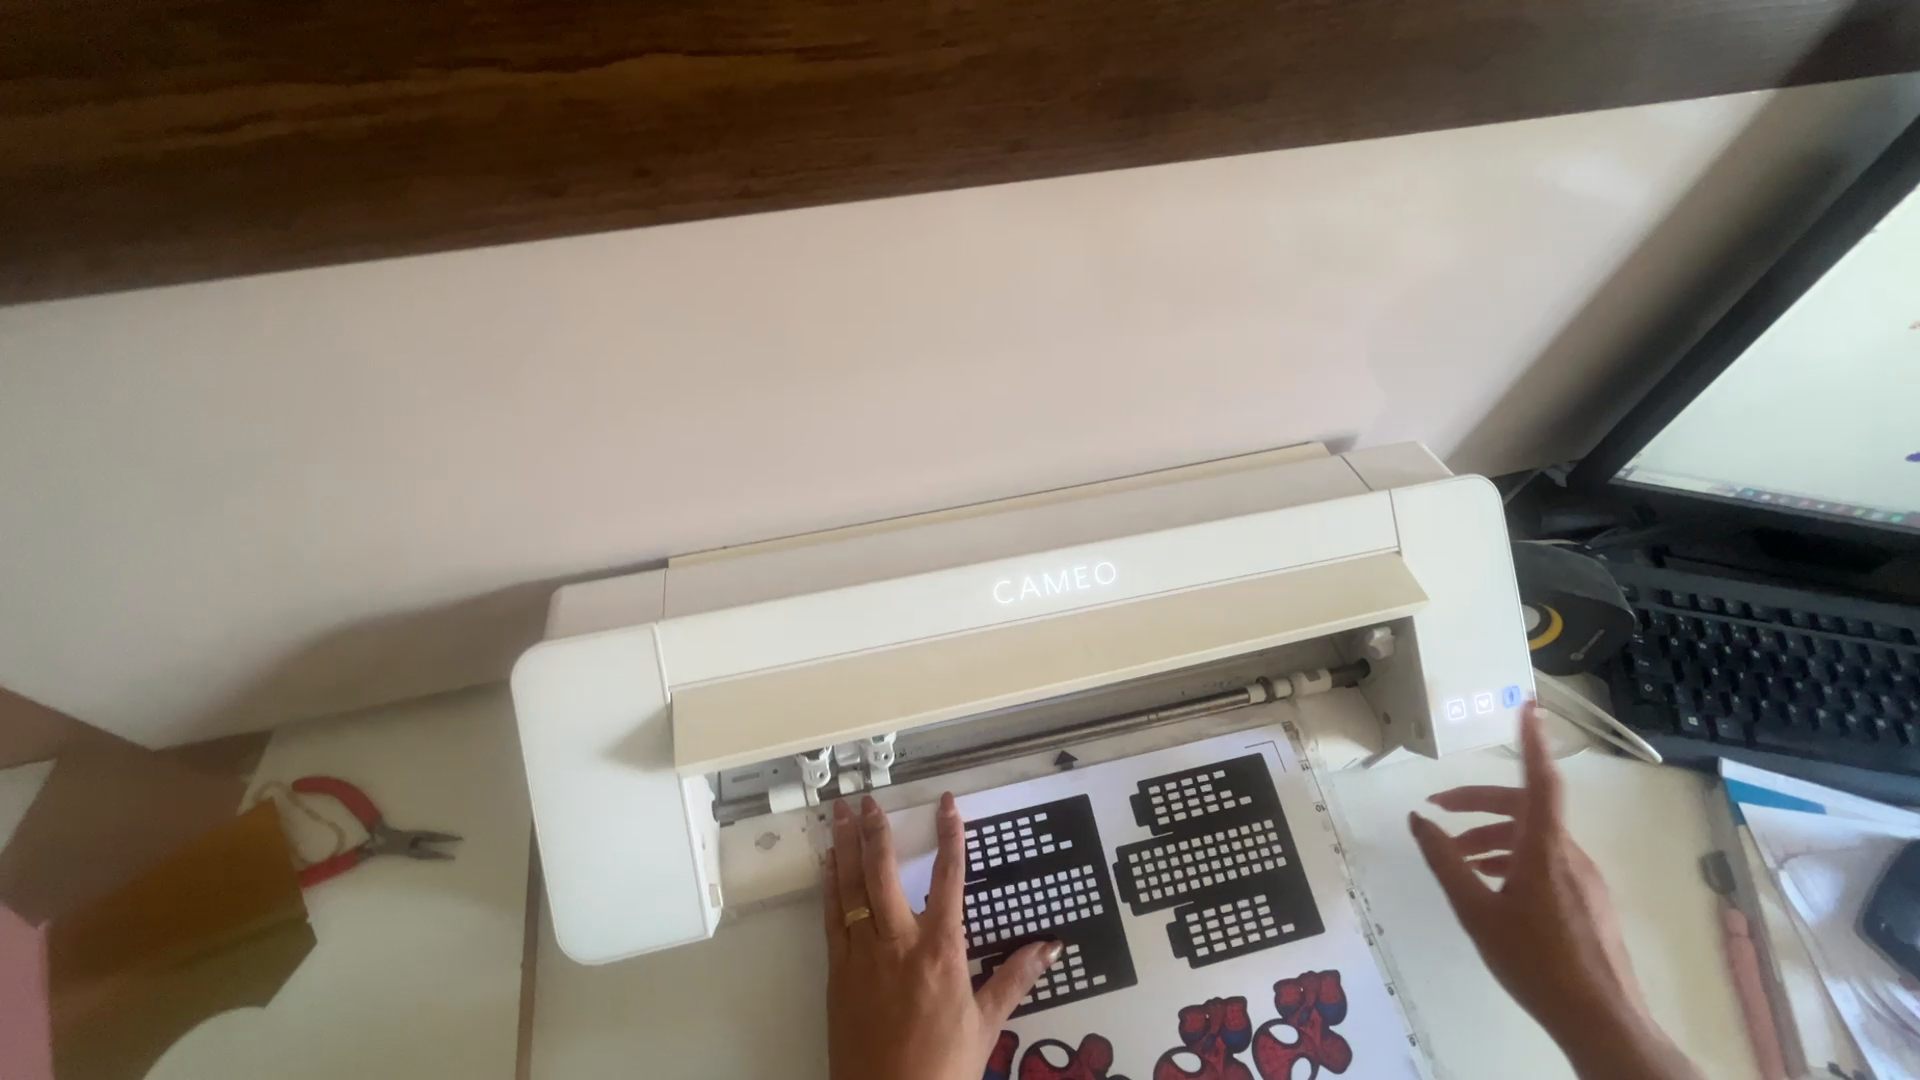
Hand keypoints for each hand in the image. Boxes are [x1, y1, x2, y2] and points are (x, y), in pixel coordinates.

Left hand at [824, 793, 1059, 1079]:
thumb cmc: (942, 1069)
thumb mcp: (986, 1025)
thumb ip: (1015, 978)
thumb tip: (1050, 947)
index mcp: (940, 950)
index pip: (949, 878)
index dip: (950, 836)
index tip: (946, 803)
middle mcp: (898, 943)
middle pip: (884, 873)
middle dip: (876, 832)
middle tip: (867, 801)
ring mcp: (862, 956)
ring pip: (851, 888)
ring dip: (845, 847)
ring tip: (840, 814)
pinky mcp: (837, 974)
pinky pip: (832, 919)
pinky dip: (829, 887)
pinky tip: (827, 865)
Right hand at [1408, 703, 1701, 1079]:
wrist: (1603, 1023)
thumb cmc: (1534, 962)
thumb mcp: (1474, 909)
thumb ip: (1444, 860)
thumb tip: (1418, 819)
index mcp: (1544, 850)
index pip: (1540, 782)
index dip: (1532, 743)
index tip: (1530, 709)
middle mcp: (1570, 855)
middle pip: (1526, 808)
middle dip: (1479, 803)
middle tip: (1438, 809)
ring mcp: (1586, 880)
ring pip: (1534, 837)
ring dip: (1492, 836)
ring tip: (1457, 858)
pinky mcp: (1591, 902)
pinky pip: (1547, 861)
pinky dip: (1513, 858)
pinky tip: (1490, 885)